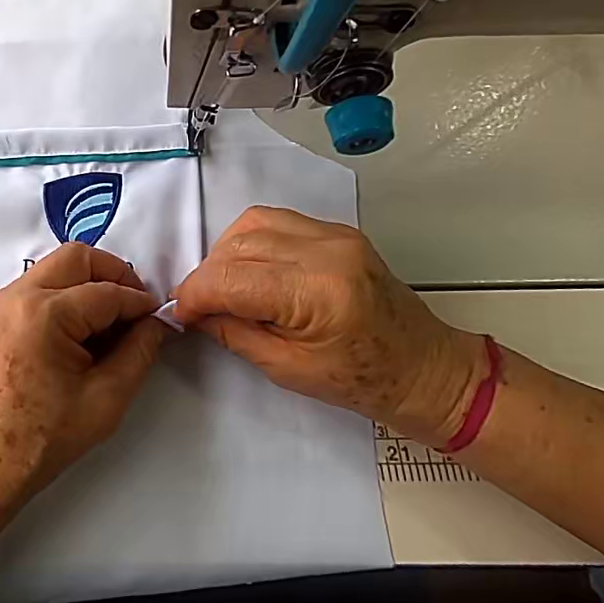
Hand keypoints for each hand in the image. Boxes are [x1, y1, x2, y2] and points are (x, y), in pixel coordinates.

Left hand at [0, 243, 168, 564]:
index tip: (157, 319)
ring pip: (53, 269)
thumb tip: (154, 325)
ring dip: (86, 285)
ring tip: (109, 327)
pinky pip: (35, 288)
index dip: (140, 303)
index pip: (107, 291)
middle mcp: (15, 298)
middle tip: (135, 309)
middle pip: (76, 258)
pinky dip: (63, 297)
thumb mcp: (104, 399)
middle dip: (113, 276)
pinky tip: (80, 334)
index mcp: (43, 314)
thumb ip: (139, 352)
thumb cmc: (34, 441)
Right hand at [171, 205, 486, 443]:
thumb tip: (193, 312)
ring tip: (224, 287)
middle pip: (236, 247)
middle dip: (206, 276)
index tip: (180, 313)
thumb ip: (231, 332)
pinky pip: (275, 222)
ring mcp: (334, 236)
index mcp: (316, 293)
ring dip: (225, 255)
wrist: (423, 367)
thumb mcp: (283, 367)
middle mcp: (326, 252)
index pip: (229, 279)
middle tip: (199, 306)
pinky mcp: (336, 232)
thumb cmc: (360, 379)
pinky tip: (250, 271)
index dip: (193, 295)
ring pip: (250, 225)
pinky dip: (250, 243)